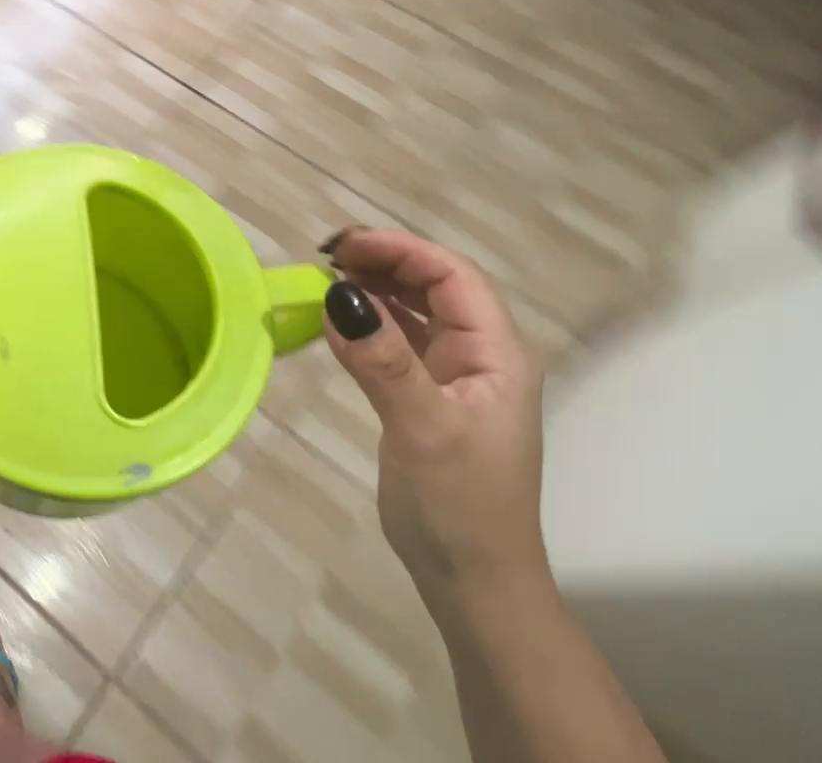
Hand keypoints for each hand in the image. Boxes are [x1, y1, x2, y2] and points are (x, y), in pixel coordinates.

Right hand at [320, 228, 548, 609]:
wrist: (471, 575)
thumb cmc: (459, 502)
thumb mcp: (423, 428)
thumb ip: (384, 360)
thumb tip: (338, 295)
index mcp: (497, 353)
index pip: (453, 277)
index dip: (400, 250)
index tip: (341, 246)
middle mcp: (480, 356)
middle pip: (435, 287)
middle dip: (384, 262)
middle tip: (324, 258)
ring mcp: (453, 377)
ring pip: (415, 312)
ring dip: (375, 289)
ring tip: (325, 278)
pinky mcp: (425, 398)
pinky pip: (397, 343)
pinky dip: (369, 323)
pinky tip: (338, 321)